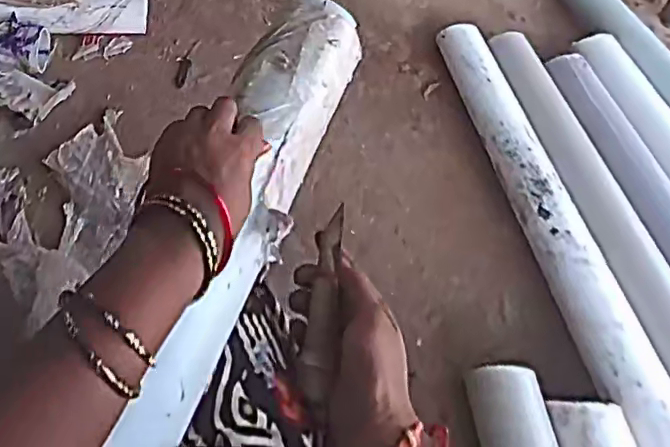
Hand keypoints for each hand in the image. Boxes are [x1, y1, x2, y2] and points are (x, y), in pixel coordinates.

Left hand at [144, 98, 262, 247]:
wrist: (180, 223)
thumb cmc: (215, 219)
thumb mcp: (243, 194)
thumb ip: (246, 166)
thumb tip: (248, 156)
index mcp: (241, 148)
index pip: (252, 123)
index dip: (248, 131)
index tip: (245, 137)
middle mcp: (216, 132)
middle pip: (226, 104)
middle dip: (225, 115)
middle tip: (222, 131)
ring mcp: (190, 131)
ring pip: (199, 112)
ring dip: (201, 123)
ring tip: (199, 141)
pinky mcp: (168, 136)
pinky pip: (177, 126)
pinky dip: (180, 135)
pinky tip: (180, 150)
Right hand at [290, 251, 419, 446]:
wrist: (367, 429)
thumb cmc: (375, 374)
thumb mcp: (372, 318)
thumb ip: (356, 285)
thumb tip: (339, 257)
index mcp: (368, 314)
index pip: (346, 278)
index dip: (329, 260)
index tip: (314, 242)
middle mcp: (351, 331)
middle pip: (323, 295)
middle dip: (308, 287)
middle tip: (298, 288)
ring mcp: (334, 352)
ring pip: (309, 318)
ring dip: (299, 313)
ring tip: (295, 316)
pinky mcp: (317, 372)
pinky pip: (299, 345)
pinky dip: (294, 338)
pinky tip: (294, 340)